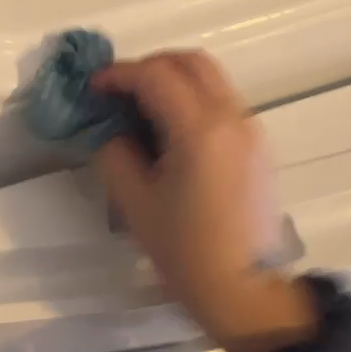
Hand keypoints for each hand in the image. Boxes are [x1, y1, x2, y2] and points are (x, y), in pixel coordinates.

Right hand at [94, 51, 314, 351]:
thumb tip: (110, 127)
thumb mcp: (134, 202)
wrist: (245, 290)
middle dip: (148, 66)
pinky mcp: (258, 145)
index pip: (155, 75)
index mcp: (200, 130)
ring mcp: (251, 129)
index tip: (92, 88)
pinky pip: (222, 101)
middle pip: (190, 61)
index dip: (118, 74)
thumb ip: (114, 152)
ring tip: (140, 110)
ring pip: (209, 78)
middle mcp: (232, 117)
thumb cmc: (185, 251)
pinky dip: (192, 99)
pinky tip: (169, 131)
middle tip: (117, 92)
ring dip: (172, 80)